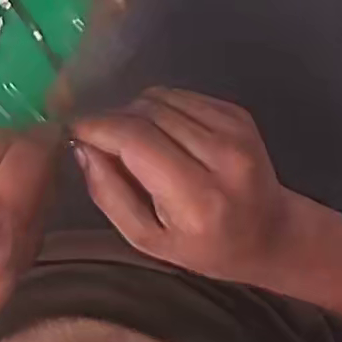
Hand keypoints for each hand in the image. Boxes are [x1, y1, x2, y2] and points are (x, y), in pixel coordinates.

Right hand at [71, 87, 341, 289]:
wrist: (271, 233)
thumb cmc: (203, 247)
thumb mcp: (146, 239)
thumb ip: (109, 194)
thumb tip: (81, 147)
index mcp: (198, 198)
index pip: (134, 141)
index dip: (95, 128)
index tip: (70, 130)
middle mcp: (221, 157)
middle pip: (144, 114)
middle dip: (109, 120)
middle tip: (96, 140)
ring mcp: (234, 130)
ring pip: (158, 98)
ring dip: (132, 112)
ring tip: (131, 141)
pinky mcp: (237, 113)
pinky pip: (177, 95)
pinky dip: (156, 108)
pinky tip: (159, 133)